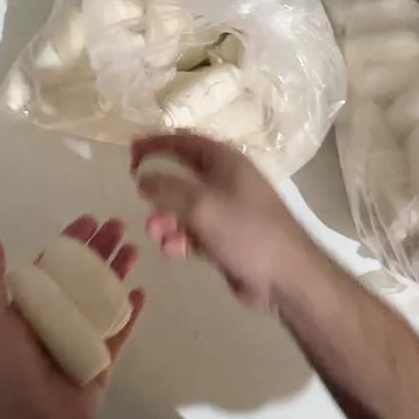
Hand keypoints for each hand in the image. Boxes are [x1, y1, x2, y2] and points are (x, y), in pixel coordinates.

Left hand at [0, 217, 146, 418]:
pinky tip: (141, 293)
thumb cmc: (0, 370)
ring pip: (104, 299)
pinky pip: (119, 334)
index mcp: (29, 306)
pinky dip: (130, 314)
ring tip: (134, 250)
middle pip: (83, 276)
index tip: (90, 220)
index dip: (72, 241)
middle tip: (121, 226)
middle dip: (101, 251)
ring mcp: (80, 341)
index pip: (54, 264)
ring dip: (118, 274)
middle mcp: (56, 318)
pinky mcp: (101, 365)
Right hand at [132, 133, 323, 311]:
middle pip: (182, 175)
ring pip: (185, 207)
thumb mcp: (202, 205)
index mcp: (226, 162)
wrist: (287, 277)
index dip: (157, 143)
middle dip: (159, 187)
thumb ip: (168, 189)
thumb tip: (143, 178)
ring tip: (156, 233)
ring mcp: (226, 211)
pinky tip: (174, 251)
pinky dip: (180, 238)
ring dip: (167, 218)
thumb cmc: (247, 231)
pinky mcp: (224, 239)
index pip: (185, 141)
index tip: (131, 152)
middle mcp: (226, 181)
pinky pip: (193, 232)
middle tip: (138, 194)